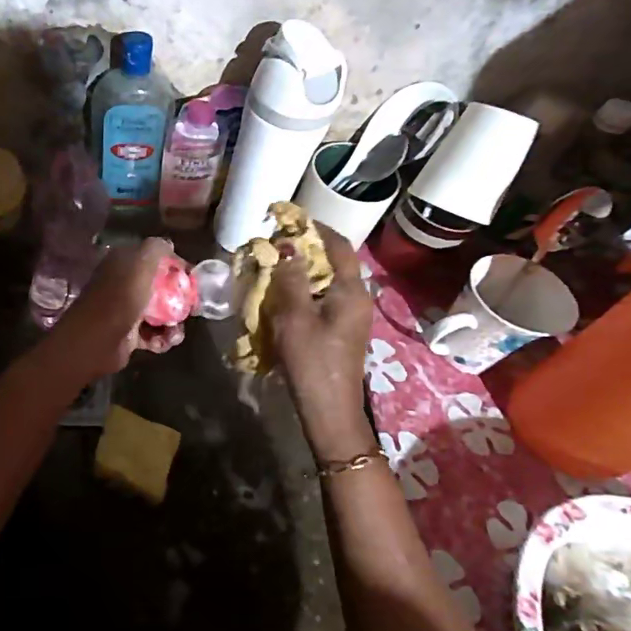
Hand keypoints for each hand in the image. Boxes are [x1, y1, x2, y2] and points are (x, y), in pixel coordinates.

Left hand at [50, 238, 185, 379]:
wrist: (97, 340)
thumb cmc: (121, 297)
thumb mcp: (141, 263)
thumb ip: (157, 249)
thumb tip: (169, 246)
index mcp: (123, 263)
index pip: (155, 258)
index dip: (175, 265)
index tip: (192, 277)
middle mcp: (124, 283)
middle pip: (161, 287)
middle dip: (179, 298)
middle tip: (192, 308)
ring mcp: (126, 310)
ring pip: (160, 313)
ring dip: (173, 323)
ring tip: (176, 332)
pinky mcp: (129, 334)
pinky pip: (153, 334)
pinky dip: (162, 338)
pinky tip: (165, 341)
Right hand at [267, 226, 375, 457]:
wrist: (330, 411)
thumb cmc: (312, 361)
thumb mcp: (295, 317)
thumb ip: (291, 278)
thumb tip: (286, 246)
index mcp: (351, 291)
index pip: (338, 245)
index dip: (314, 228)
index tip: (288, 219)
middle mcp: (357, 299)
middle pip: (333, 263)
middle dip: (304, 251)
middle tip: (274, 246)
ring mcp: (351, 317)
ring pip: (326, 283)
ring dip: (302, 273)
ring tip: (273, 270)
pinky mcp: (341, 332)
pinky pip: (323, 301)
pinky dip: (304, 293)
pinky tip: (282, 300)